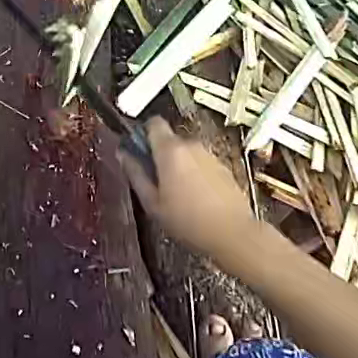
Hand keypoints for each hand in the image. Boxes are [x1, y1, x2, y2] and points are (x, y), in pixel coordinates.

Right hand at [121, 118, 259, 259]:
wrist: (234, 234)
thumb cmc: (188, 221)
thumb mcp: (152, 202)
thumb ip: (135, 173)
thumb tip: (123, 154)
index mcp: (170, 149)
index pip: (153, 122)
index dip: (143, 135)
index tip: (139, 154)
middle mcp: (191, 145)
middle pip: (169, 140)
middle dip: (160, 156)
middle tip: (156, 184)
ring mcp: (210, 155)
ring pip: (186, 153)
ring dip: (179, 166)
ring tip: (177, 196)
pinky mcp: (224, 167)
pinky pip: (201, 164)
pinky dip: (196, 174)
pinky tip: (197, 200)